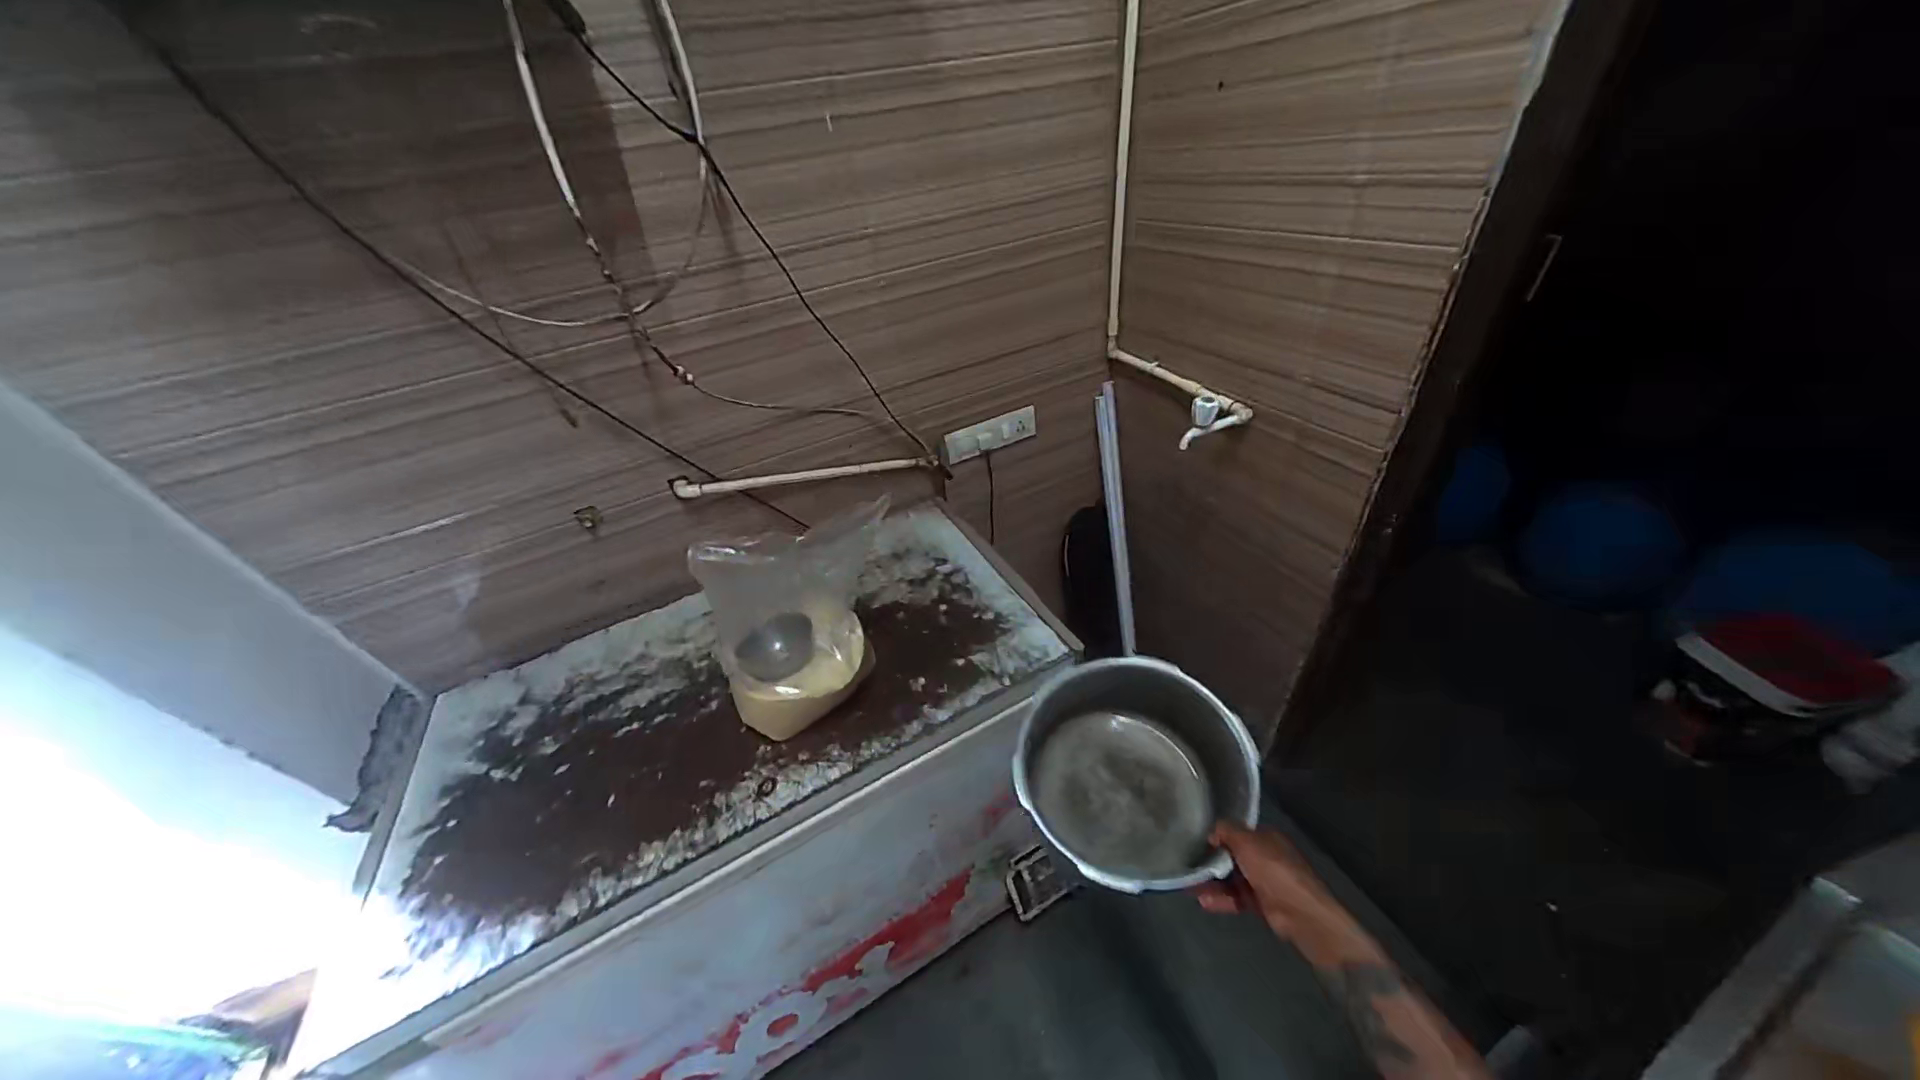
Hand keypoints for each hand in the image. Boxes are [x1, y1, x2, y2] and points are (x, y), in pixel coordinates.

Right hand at [1193, 822, 1377, 965]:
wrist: (1301, 914)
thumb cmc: (1274, 870)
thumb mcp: (1246, 841)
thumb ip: (1226, 831)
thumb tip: (1211, 832)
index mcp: (1267, 838)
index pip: (1238, 833)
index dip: (1218, 836)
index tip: (1197, 842)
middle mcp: (1267, 857)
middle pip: (1233, 856)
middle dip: (1211, 862)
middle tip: (1190, 866)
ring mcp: (1266, 882)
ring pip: (1233, 879)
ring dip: (1213, 883)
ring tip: (1191, 887)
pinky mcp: (1263, 904)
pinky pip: (1237, 898)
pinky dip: (1222, 900)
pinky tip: (1204, 902)